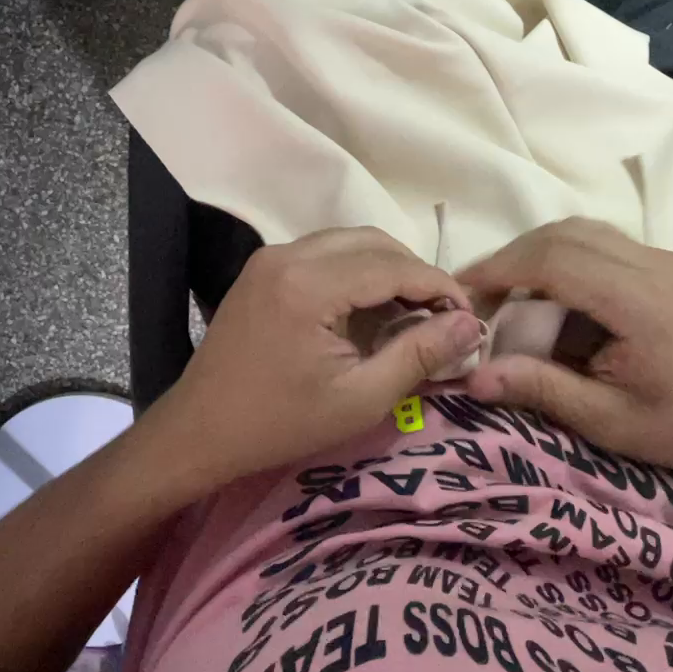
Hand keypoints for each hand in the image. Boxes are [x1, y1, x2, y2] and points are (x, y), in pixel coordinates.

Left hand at [152, 227, 485, 484]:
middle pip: (373, 241)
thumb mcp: (360, 399)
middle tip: (442, 314)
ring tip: (412, 310)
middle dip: (415, 272)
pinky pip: (324, 252)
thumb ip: (418, 354)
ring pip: (348, 241)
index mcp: (309, 285)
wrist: (201, 430)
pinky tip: (370, 305)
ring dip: (387, 267)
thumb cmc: (281, 424)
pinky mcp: (262, 267)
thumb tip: (471, 324)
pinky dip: (356, 270)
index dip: (439, 286)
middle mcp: (288, 255)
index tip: (469, 317)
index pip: (393, 265)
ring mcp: (270, 257)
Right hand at [458, 218, 672, 476]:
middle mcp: (649, 265)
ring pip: (580, 231)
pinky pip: (600, 241)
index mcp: (638, 301)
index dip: (499, 268)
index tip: (461, 291)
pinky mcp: (666, 265)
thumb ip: (542, 390)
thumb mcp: (612, 421)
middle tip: (477, 297)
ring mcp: (661, 259)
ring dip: (534, 252)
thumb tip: (472, 377)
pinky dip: (561, 254)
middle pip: (560, 235)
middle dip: (508, 258)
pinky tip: (550, 290)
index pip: (552, 259)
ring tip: (507, 292)